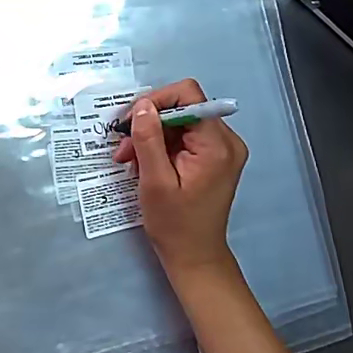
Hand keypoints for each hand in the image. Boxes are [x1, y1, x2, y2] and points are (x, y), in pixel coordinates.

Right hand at [113, 78, 247, 277]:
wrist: (195, 257)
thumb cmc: (175, 225)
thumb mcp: (155, 181)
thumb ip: (149, 139)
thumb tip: (142, 105)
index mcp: (217, 144)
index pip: (189, 95)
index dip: (158, 100)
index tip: (133, 121)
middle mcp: (227, 140)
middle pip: (184, 107)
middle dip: (151, 123)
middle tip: (125, 148)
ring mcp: (223, 148)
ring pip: (181, 121)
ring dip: (153, 135)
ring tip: (130, 159)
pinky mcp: (215, 156)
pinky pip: (185, 135)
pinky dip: (163, 144)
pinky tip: (145, 163)